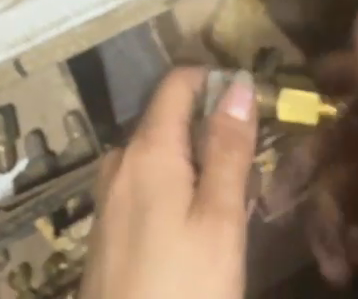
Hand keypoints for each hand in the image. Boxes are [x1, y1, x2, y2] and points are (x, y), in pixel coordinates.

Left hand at [80, 68, 259, 298]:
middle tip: (252, 168)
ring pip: (157, 157)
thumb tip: (237, 82)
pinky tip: (196, 233)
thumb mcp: (219, 220)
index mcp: (146, 150)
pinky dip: (174, 192)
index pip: (176, 84)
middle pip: (167, 120)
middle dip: (209, 131)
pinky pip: (144, 188)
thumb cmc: (183, 289)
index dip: (213, 80)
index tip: (251, 99)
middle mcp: (120, 162)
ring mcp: (107, 197)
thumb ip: (228, 149)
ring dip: (194, 166)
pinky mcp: (105, 231)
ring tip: (231, 205)